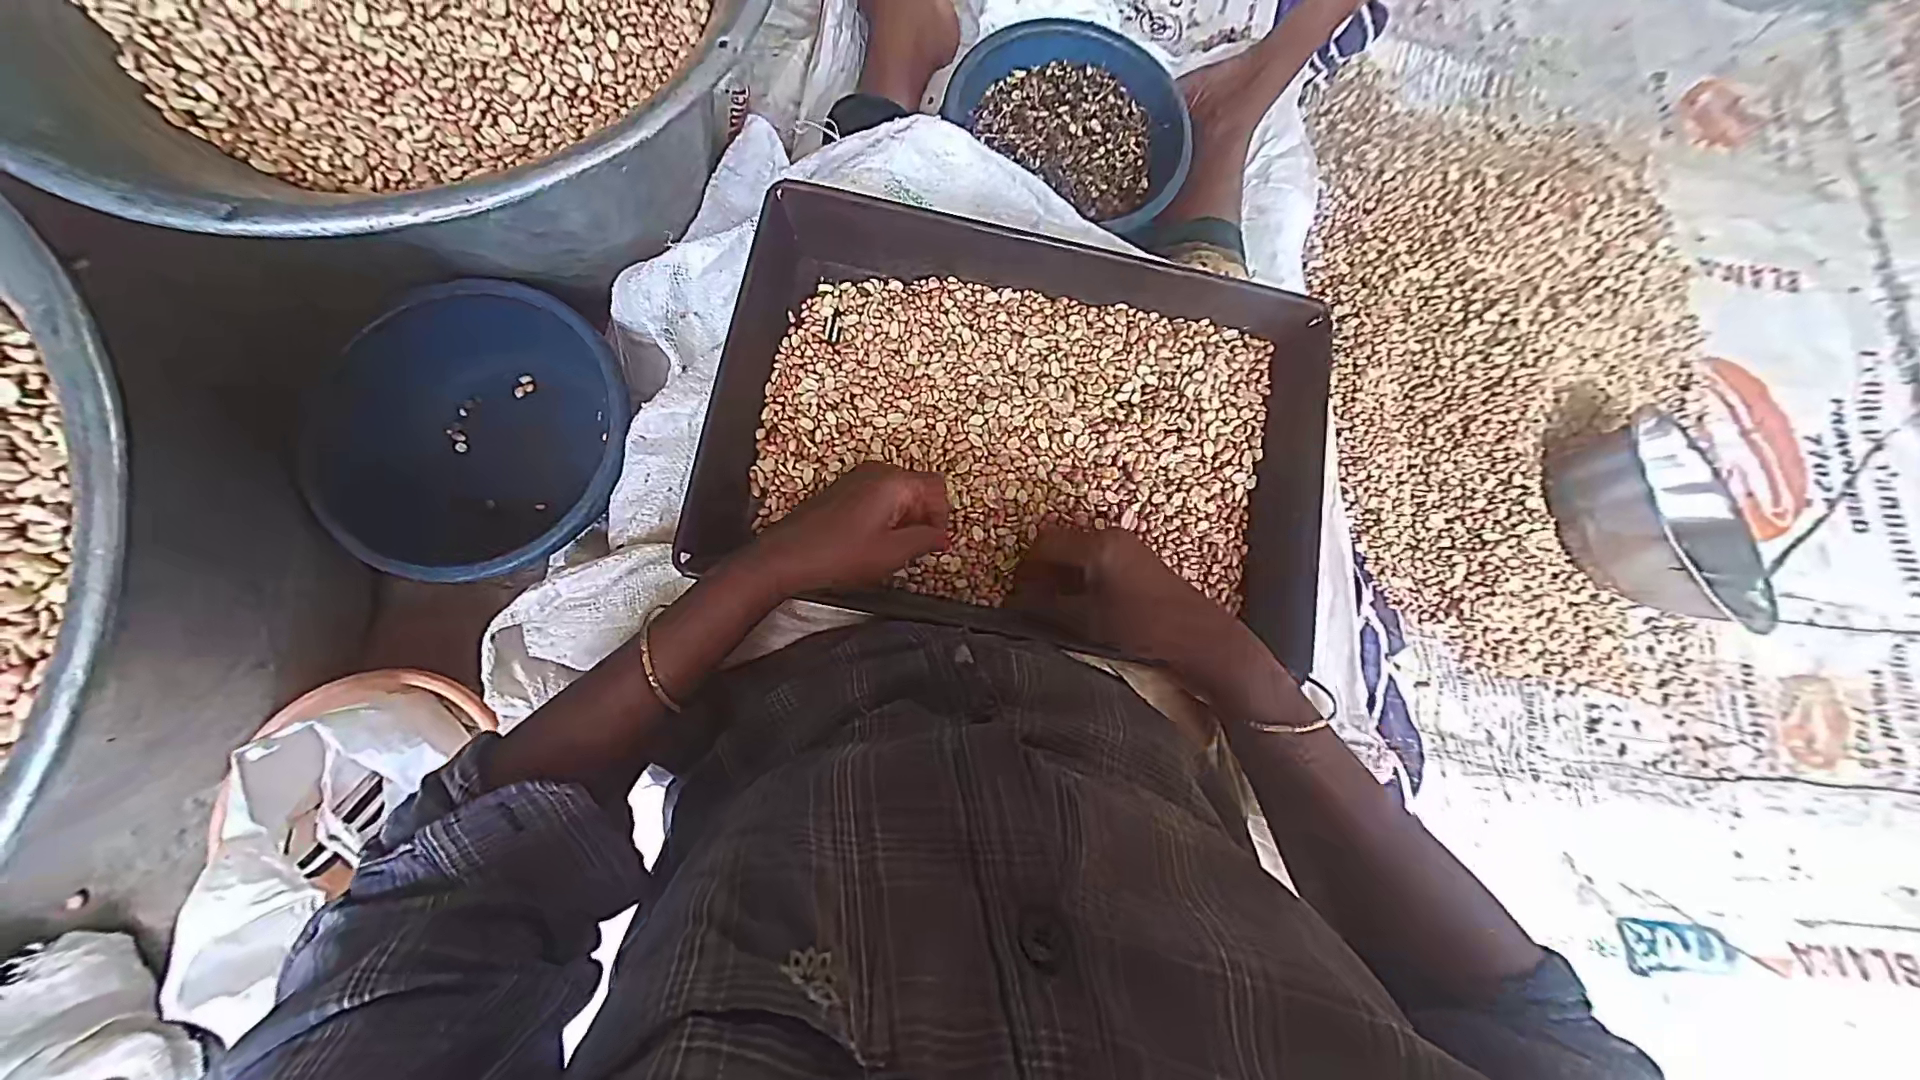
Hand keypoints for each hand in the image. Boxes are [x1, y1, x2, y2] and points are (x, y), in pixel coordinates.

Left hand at [748, 462, 950, 594]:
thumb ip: (926, 541)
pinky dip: (885, 517)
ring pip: (898, 494)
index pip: (937, 489)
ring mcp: (858, 479)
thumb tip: (942, 537)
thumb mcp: (892, 554)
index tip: (935, 541)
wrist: (786, 557)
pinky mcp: (844, 490)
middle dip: (923, 518)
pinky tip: (870, 543)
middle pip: (918, 489)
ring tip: (890, 548)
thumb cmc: (835, 555)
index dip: (942, 517)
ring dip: (904, 519)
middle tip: (914, 548)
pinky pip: (878, 497)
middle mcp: (877, 472)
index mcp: (894, 482)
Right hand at [1008, 526, 1266, 696]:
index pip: (1043, 544)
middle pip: (1061, 548)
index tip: (1015, 596)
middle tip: (1029, 605)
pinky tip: (1082, 615)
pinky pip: (1099, 568)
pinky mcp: (1142, 569)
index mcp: (1098, 545)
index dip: (1024, 570)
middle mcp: (1114, 538)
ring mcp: (1131, 551)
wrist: (1205, 647)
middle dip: (1041, 575)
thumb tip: (1019, 603)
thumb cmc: (1145, 631)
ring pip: (1080, 559)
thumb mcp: (1086, 623)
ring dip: (1062, 581)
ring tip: (1054, 614)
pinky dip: (1083, 585)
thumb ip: (1046, 609)